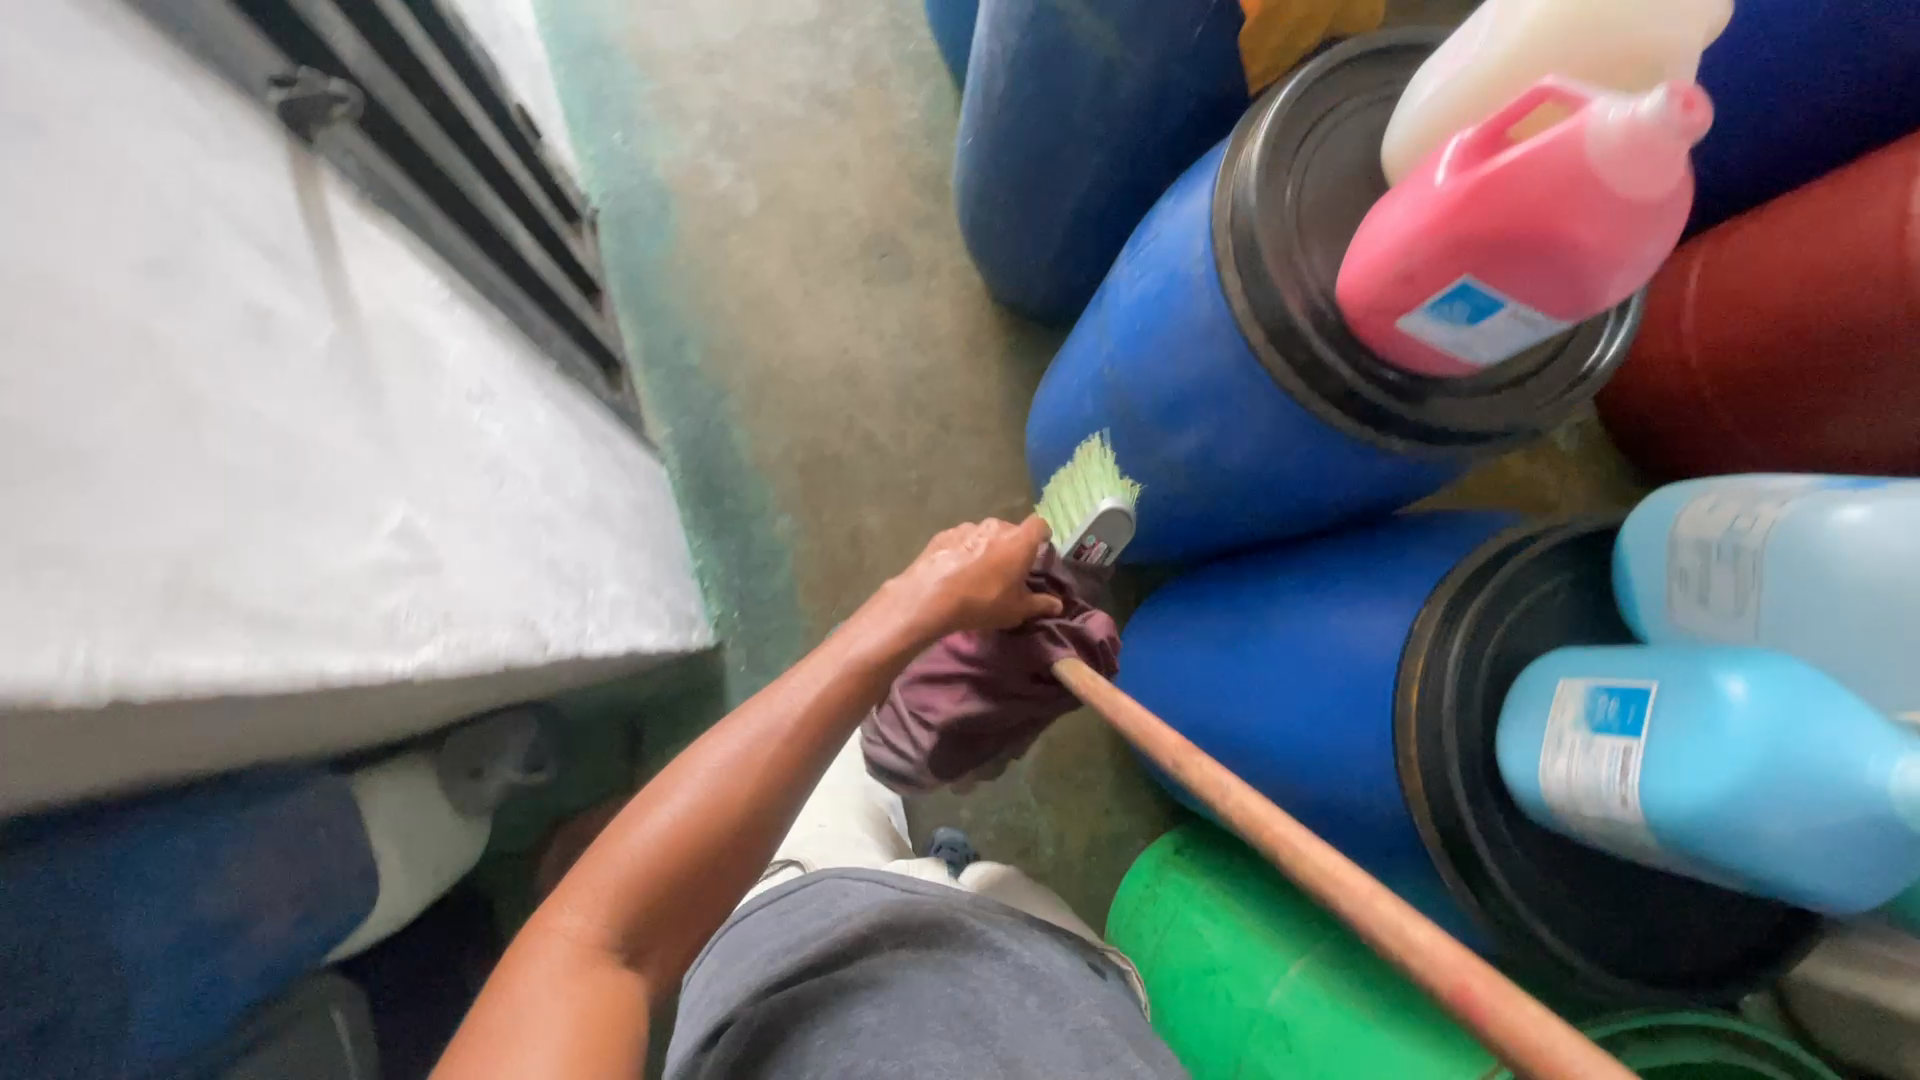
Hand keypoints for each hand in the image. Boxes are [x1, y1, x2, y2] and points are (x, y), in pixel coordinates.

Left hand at [868, 516, 1064, 645]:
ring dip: (985, 547)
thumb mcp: (1016, 610)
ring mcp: (966, 527)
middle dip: (1011, 546)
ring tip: (977, 572)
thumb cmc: (983, 602)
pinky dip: (962, 551)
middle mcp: (995, 526)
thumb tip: (1057, 605)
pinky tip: (954, 570)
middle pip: (1010, 530)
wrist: (930, 598)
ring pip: (983, 534)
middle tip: (1007, 569)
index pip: (1039, 525)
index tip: (1039, 550)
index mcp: (1019, 541)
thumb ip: (1039, 604)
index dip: (1041, 535)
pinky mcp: (943, 535)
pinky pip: (961, 540)